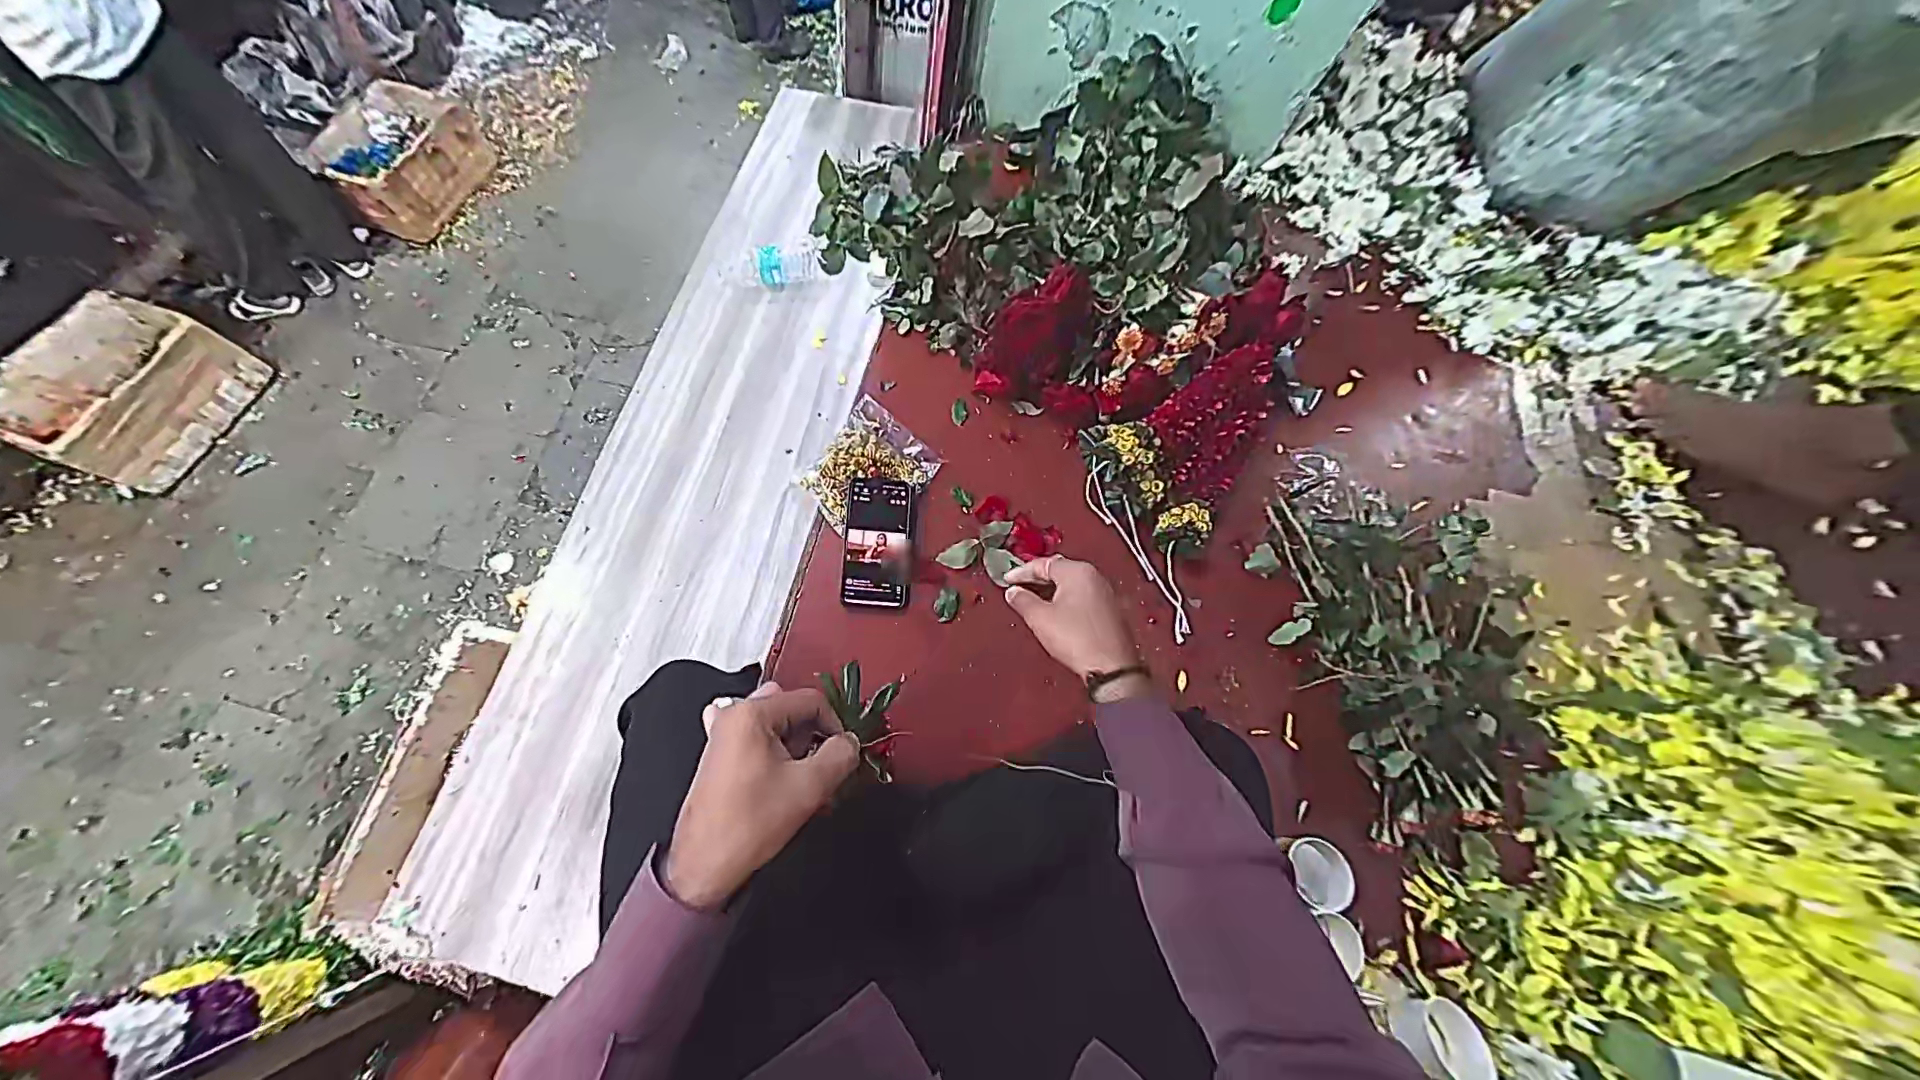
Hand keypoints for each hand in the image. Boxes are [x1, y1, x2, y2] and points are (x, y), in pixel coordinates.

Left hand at [664, 683, 859, 910]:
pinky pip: (762, 743)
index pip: (812, 701)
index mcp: (751, 714)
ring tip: (806, 785)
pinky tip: (785, 783)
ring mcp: (725, 736)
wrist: (703, 866)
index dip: (835, 726)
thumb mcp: (810, 786)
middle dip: (815, 742)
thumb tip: (850, 743)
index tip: (843, 752)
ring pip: (781, 730)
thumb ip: (841, 754)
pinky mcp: (723, 756)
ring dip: (800, 753)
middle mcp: (733, 717)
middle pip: (796, 713)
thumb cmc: (745, 827)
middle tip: (823, 771)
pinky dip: (779, 757)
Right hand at [1004, 556, 1147, 698]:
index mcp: (1077, 572)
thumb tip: (1014, 592)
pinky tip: (1055, 615)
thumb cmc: (1081, 640)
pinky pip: (1081, 598)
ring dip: (1051, 591)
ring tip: (1033, 603)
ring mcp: (1104, 593)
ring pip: (1070, 585)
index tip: (1010, 579)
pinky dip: (1065, 601)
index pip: (1043, 563)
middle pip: (1059, 571)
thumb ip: (1022, 600)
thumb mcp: (1039, 618)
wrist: (1110, 666)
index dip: (1022, 571)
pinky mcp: (1109, 610)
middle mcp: (1094, 577)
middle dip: (1036, 580)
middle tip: (1019, 588)